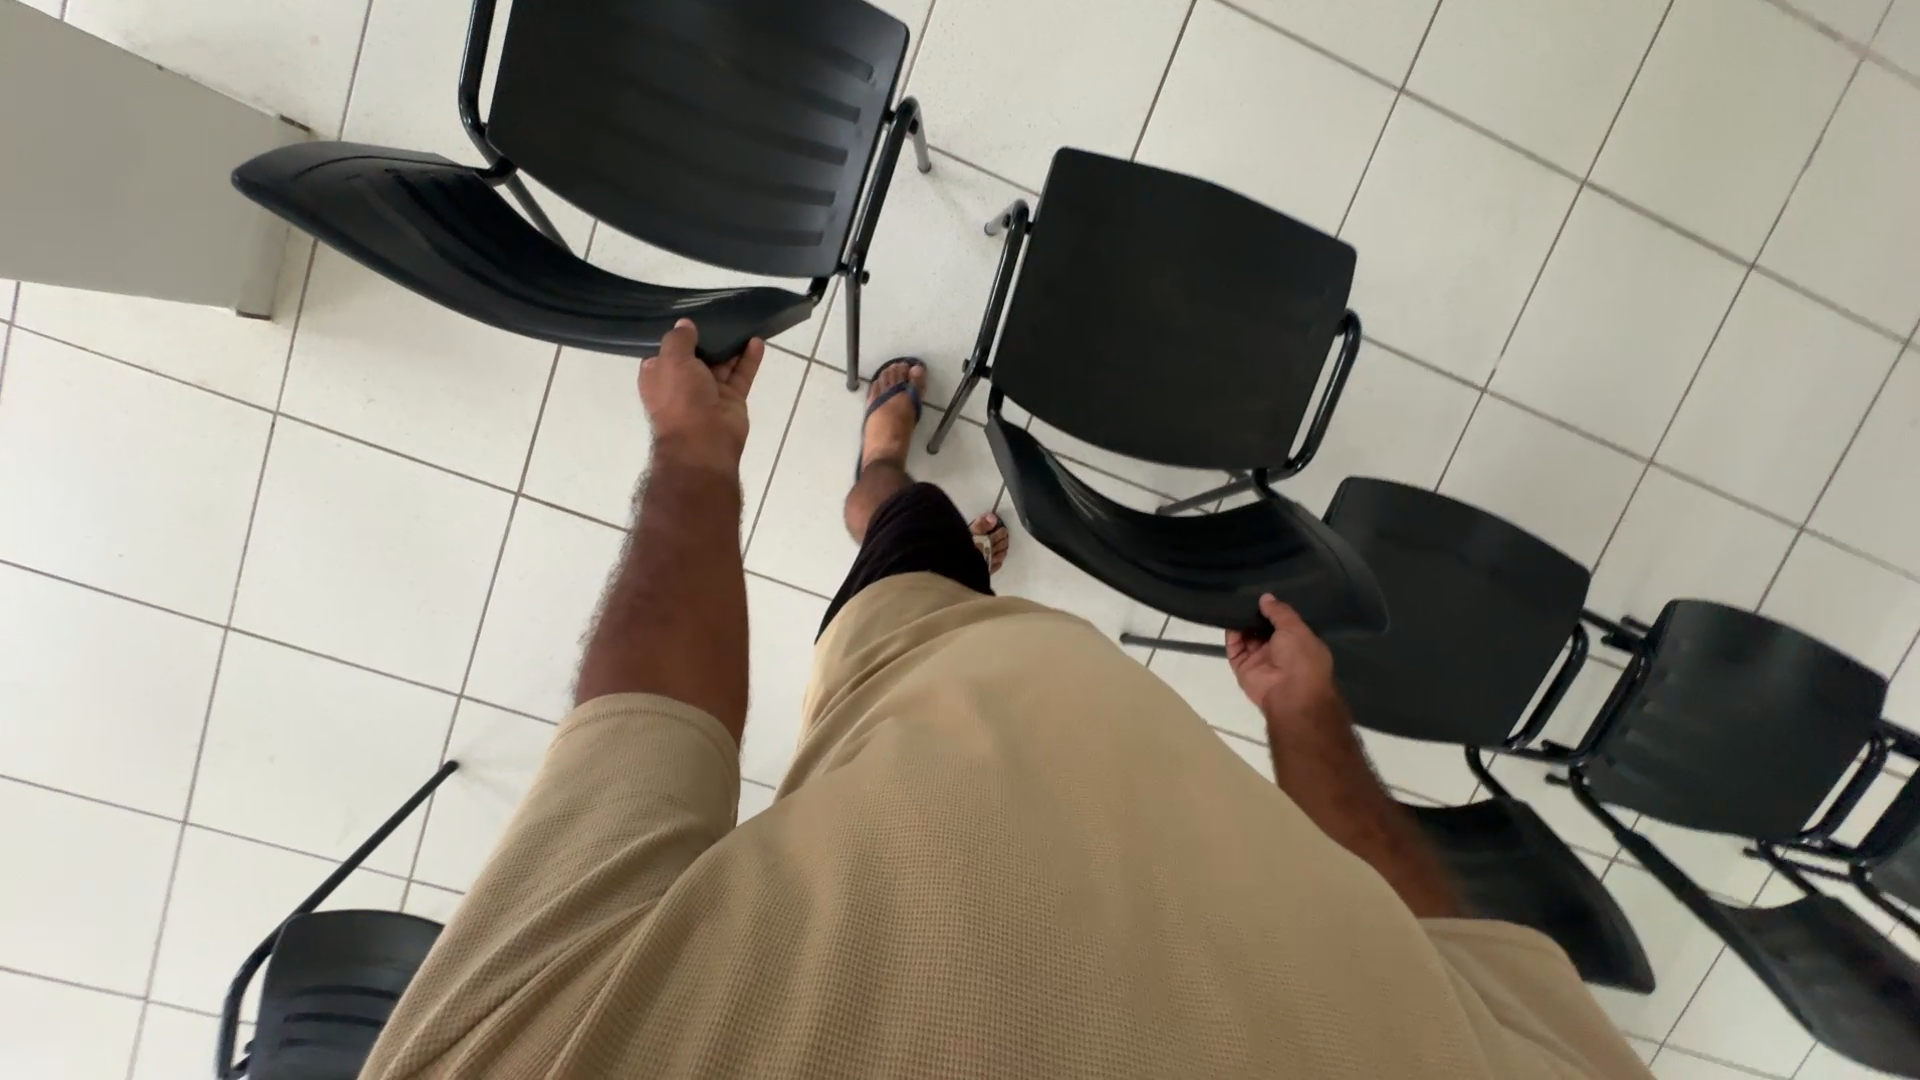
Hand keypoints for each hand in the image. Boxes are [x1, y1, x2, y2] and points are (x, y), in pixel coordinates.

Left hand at [639, 320, 763, 470]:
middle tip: (721, 313)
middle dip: (708, 338)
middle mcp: (683, 384)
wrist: (703, 441)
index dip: (678, 337)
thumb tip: (685, 325)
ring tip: (742, 323)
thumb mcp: (672, 359)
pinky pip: (741, 375)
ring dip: (731, 346)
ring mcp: (709, 393)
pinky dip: (749, 359)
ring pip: (722, 364)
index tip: (690, 317)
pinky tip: (757, 341)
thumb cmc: (680, 398)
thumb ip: (678, 339)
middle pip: (698, 357)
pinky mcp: (732, 400)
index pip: (667, 352)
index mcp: (659, 376)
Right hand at [1226, 595, 1340, 727]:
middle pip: (1262, 630)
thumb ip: (1279, 612)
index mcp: (1298, 643)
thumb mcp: (1295, 628)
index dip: (1274, 611)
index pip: (1283, 623)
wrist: (1290, 693)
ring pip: (1246, 637)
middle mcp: (1279, 651)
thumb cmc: (1301, 658)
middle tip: (1243, 597)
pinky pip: (1234, 649)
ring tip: (1233, 605)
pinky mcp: (1242, 667)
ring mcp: (1260, 660)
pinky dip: (1231, 636)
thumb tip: (1265, 597)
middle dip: (1254, 616)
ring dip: (1241, 623)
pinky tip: (1229, 620)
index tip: (1262, 597)